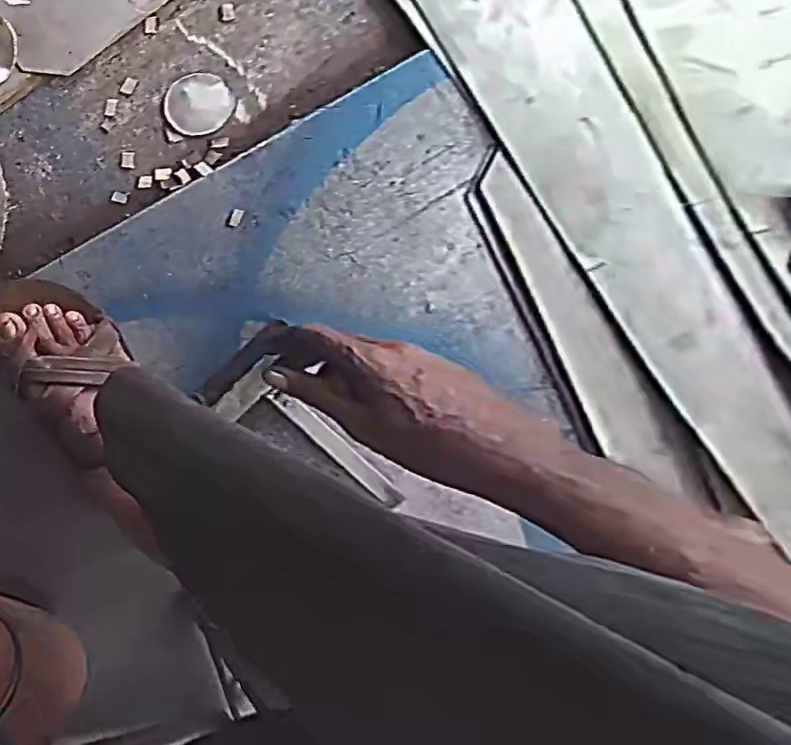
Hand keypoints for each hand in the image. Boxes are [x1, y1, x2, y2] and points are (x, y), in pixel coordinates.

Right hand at [265, 324, 573, 493]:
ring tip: (347, 404)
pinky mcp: (440, 366)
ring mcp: (420, 354)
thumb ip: (315, 395)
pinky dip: (375, 376)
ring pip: (366, 353)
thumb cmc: (445, 449)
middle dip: (315, 359)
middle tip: (302, 382)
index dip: (288, 341)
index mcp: (369, 359)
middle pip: (339, 342)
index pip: (313, 333)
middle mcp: (394, 348)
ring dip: (346, 370)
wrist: (515, 458)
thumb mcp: (362, 426)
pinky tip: (384, 407)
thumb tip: (281, 377)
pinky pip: (393, 361)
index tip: (275, 352)